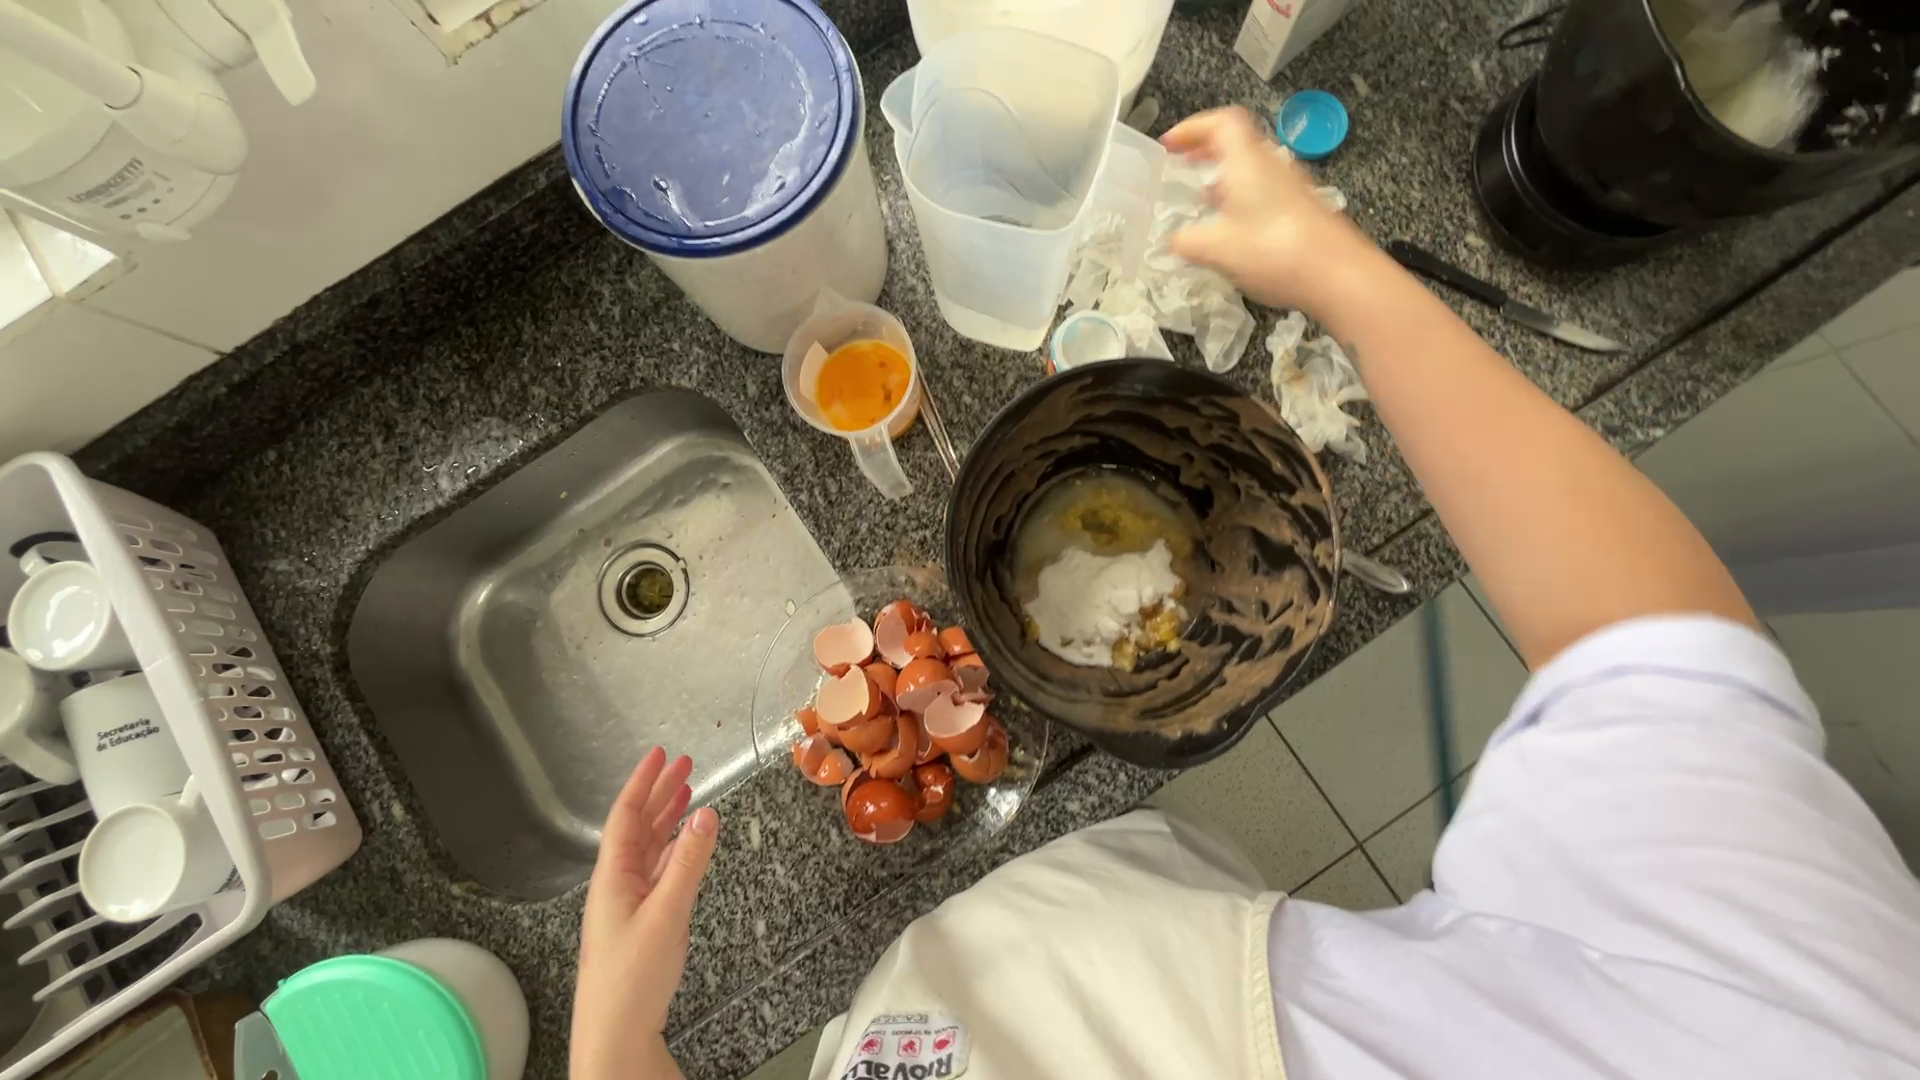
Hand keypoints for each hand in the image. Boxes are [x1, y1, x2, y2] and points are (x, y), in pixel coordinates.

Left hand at [570, 747, 719, 1079]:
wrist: (617, 1036)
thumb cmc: (632, 977)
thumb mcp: (666, 913)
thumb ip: (689, 862)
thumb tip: (707, 813)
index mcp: (613, 876)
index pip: (625, 816)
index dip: (643, 782)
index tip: (661, 754)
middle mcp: (618, 883)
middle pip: (638, 826)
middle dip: (659, 793)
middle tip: (685, 764)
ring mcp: (630, 902)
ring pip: (650, 847)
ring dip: (668, 818)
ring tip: (687, 793)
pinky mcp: (644, 920)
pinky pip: (660, 870)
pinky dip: (676, 849)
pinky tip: (689, 843)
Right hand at [1160, 107, 1384, 315]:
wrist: (1338, 275)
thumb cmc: (1275, 252)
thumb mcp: (1218, 250)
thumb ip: (1188, 241)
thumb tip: (1174, 240)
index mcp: (1247, 163)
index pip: (1221, 123)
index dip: (1193, 127)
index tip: (1169, 144)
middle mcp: (1270, 166)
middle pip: (1237, 142)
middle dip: (1205, 150)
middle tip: (1181, 165)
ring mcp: (1288, 187)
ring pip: (1250, 169)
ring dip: (1222, 177)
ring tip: (1200, 199)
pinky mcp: (1298, 210)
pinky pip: (1261, 192)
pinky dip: (1238, 199)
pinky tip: (1229, 228)